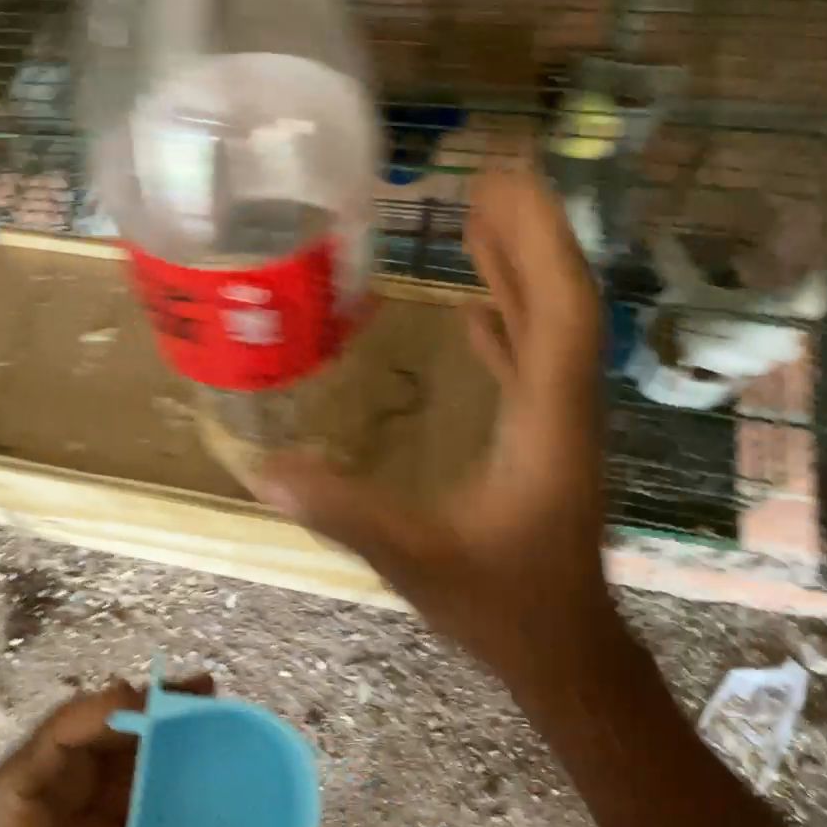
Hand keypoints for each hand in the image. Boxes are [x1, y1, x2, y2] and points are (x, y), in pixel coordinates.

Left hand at [0, 680, 309, 826]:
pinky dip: (136, 789)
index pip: (21, 789)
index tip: (131, 697)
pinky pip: (98, 820)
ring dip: (129, 748)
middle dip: (114, 722)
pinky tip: (179, 780)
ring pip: (77, 790)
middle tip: (184, 698)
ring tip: (191, 718)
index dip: (68, 728)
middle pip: (54, 772)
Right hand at [248, 161, 611, 693]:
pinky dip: (513, 324)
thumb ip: (342, 513)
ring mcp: (560, 425)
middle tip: (485, 176)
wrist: (563, 650)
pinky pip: (535, 364)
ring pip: (550, 328)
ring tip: (479, 220)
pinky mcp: (547, 443)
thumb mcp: (414, 559)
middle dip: (527, 233)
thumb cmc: (501, 605)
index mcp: (548, 422)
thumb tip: (261, 472)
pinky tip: (482, 310)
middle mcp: (565, 409)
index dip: (535, 237)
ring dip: (520, 270)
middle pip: (560, 301)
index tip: (506, 178)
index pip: (557, 308)